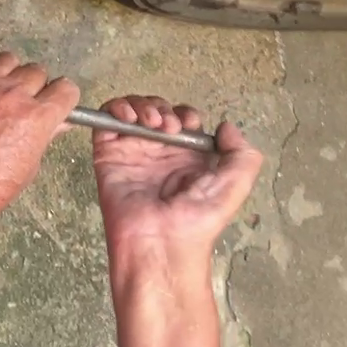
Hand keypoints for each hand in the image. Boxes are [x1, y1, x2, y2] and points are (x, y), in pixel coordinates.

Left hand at [0, 52, 81, 231]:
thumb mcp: (28, 166)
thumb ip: (45, 135)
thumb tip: (58, 122)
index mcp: (36, 118)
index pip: (65, 89)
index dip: (62, 98)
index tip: (55, 102)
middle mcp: (11, 96)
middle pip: (36, 72)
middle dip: (35, 87)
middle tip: (24, 104)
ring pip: (8, 60)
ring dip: (8, 73)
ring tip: (0, 93)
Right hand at [91, 96, 262, 257]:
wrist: (158, 240)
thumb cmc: (195, 220)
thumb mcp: (234, 187)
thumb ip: (242, 155)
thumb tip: (226, 126)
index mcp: (186, 157)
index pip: (182, 119)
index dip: (184, 115)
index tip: (185, 128)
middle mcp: (158, 151)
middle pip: (155, 109)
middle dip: (161, 108)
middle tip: (166, 127)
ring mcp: (131, 150)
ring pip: (131, 110)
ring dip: (140, 105)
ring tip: (148, 122)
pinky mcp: (107, 153)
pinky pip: (105, 122)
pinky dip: (114, 109)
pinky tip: (127, 116)